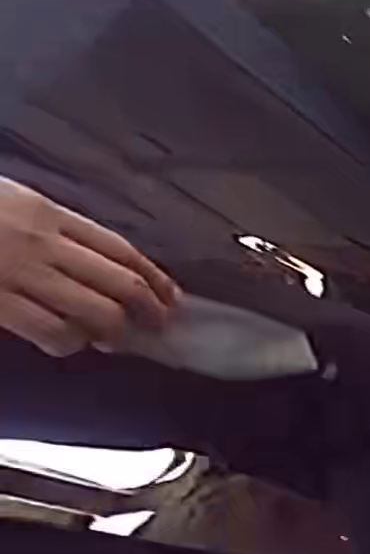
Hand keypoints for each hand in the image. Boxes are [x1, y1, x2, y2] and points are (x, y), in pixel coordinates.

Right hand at [0, 178, 177, 356]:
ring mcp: (12, 269)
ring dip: (115, 332)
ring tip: (112, 340)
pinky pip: (51, 329)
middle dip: (150, 311)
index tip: (171, 299)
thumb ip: (39, 223)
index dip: (156, 280)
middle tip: (155, 326)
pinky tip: (66, 344)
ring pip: (99, 312)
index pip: (122, 251)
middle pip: (123, 285)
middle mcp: (36, 240)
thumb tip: (86, 260)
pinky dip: (69, 342)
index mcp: (39, 209)